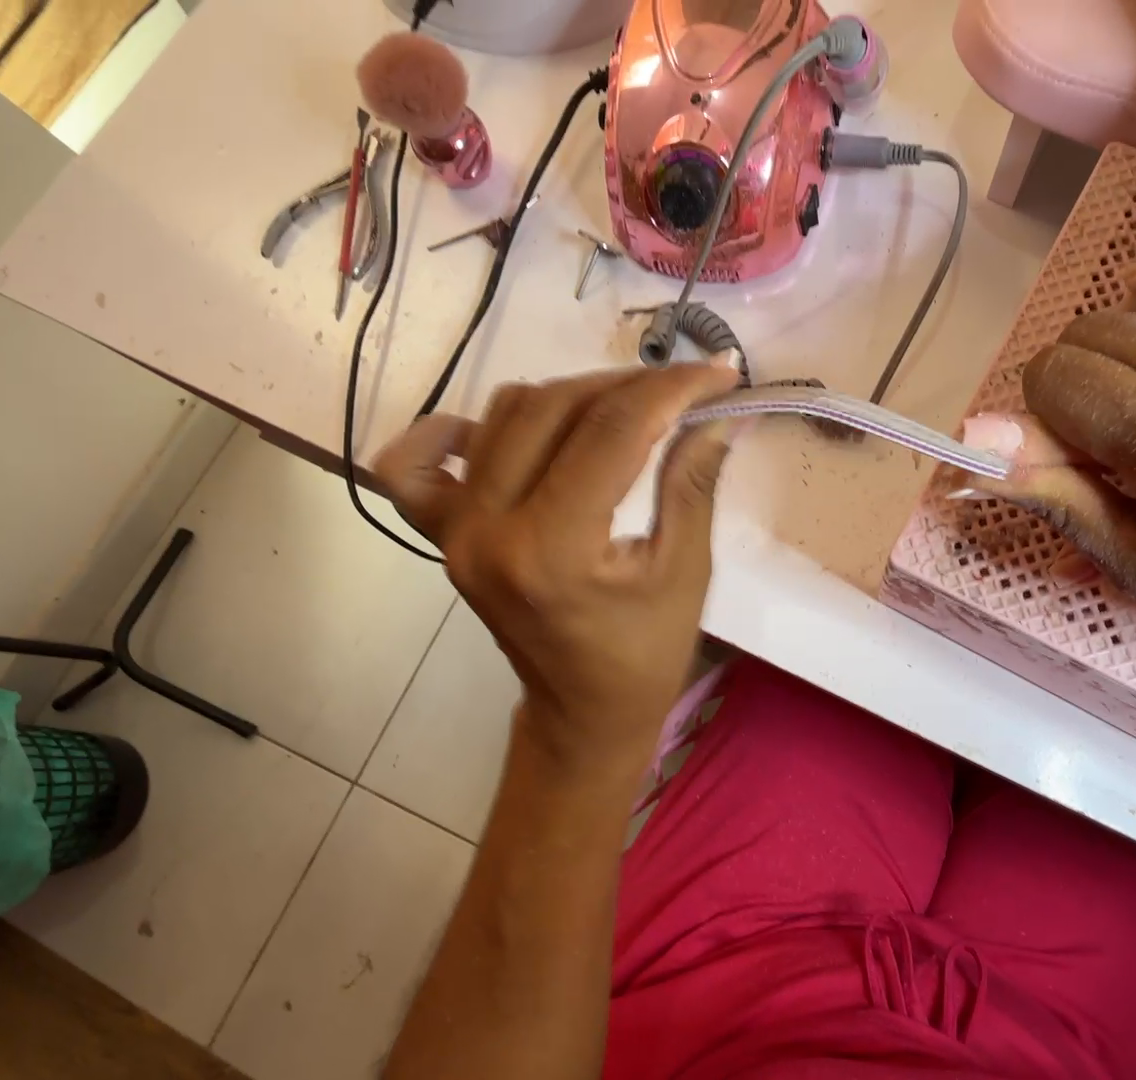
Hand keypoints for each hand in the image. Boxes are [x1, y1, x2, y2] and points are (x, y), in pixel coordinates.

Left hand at [374, 363, 742, 776]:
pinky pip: (417, 464)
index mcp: (553, 548)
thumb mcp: (686, 572)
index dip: (672, 389)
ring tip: (623, 409)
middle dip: (629, 385)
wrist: (582, 714)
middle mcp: (488, 527)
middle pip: (556, 407)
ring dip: (570, 395)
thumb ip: (694, 482)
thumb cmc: (645, 655)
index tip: (719, 373)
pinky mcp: (441, 533)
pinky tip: (500, 432)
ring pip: (504, 413)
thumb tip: (718, 409)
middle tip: (680, 391)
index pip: (613, 430)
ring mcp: (454, 528)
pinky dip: (453, 431)